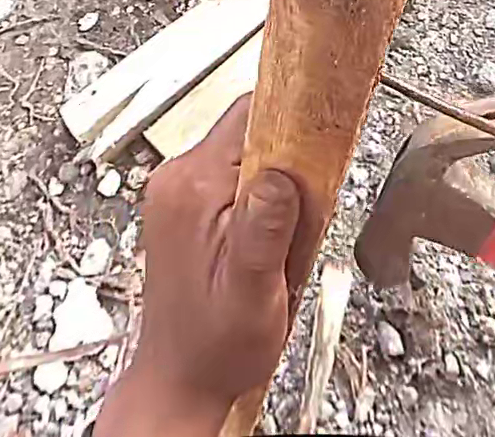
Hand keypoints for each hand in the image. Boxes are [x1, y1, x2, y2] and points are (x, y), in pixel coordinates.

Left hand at [97, 96, 299, 435]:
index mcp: (192, 187)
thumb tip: (282, 172)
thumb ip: (266, 226)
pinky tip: (265, 236)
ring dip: (276, 182)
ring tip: (278, 236)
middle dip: (287, 164)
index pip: (252, 113)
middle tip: (297, 216)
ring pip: (250, 150)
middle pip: (254, 129)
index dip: (293, 127)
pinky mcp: (188, 200)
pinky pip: (239, 171)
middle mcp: (178, 177)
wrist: (180, 381)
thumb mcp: (253, 292)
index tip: (317, 150)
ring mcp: (180, 188)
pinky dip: (262, 195)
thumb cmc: (213, 347)